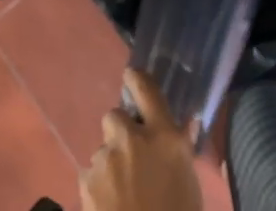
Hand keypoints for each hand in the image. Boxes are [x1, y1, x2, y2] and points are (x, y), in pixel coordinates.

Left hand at [79, 69, 203, 210]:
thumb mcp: (189, 181)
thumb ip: (178, 149)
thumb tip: (182, 125)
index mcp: (164, 136)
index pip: (145, 87)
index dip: (136, 79)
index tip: (131, 77)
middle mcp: (132, 138)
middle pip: (114, 116)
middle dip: (120, 132)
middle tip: (131, 157)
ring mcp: (106, 158)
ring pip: (102, 149)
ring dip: (110, 162)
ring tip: (122, 191)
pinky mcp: (86, 180)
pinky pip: (90, 173)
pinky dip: (98, 185)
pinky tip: (110, 205)